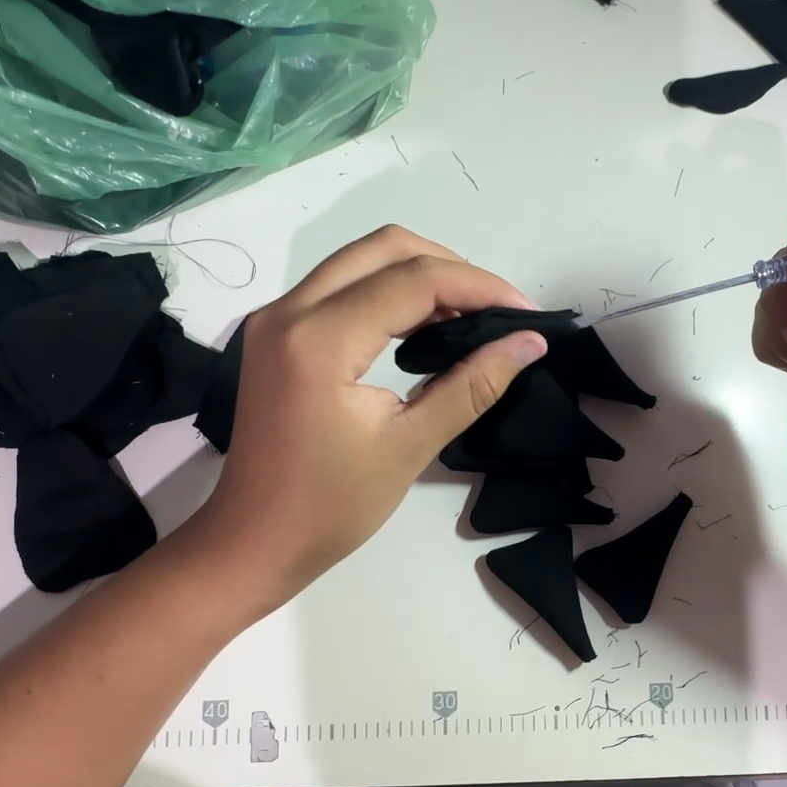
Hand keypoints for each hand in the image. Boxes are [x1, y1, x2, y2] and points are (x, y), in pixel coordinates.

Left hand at [185, 226, 546, 602]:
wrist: (255, 539)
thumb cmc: (332, 508)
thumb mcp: (410, 446)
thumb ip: (473, 385)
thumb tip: (530, 342)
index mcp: (320, 340)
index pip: (414, 281)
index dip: (479, 287)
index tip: (525, 314)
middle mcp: (290, 311)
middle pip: (385, 247)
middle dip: (451, 267)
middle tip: (498, 310)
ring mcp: (276, 318)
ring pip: (361, 259)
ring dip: (420, 275)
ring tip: (471, 317)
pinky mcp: (276, 332)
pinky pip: (341, 285)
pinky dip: (389, 291)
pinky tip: (424, 326)